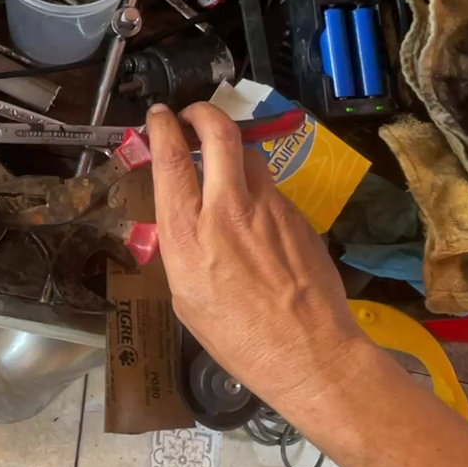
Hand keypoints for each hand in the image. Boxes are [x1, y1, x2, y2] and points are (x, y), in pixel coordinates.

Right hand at [146, 102, 377, 414]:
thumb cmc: (235, 337)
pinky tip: (254, 215)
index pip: (172, 159)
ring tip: (222, 161)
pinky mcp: (298, 217)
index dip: (163, 127)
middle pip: (218, 133)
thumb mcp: (183, 294)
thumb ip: (180, 246)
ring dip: (231, 149)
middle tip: (192, 114)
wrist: (308, 354)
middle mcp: (228, 210)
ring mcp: (270, 208)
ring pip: (249, 155)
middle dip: (202, 112)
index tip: (160, 116)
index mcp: (188, 233)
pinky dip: (256, 188)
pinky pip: (271, 188)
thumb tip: (183, 222)